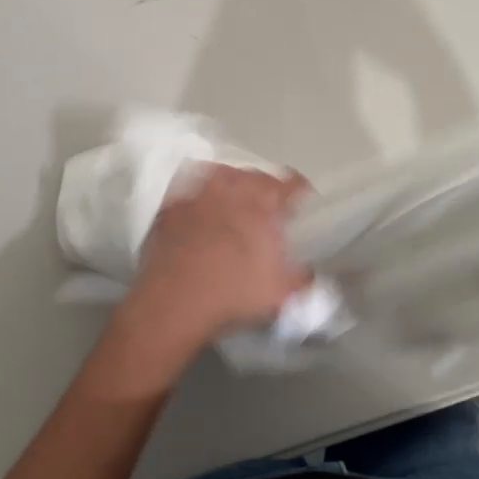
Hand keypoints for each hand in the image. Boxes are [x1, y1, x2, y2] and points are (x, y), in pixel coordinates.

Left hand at [118, 165, 312, 357]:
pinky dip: (200, 194)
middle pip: (256, 175)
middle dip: (266, 188)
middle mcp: (231, 188)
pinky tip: (201, 209)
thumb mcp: (280, 293)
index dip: (300, 190)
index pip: (291, 181)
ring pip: (222, 175)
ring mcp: (198, 192)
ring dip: (232, 185)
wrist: (173, 302)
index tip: (302, 202)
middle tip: (269, 209)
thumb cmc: (232, 295)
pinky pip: (191, 187)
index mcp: (263, 203)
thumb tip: (308, 270)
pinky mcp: (171, 204)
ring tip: (234, 203)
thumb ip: (301, 277)